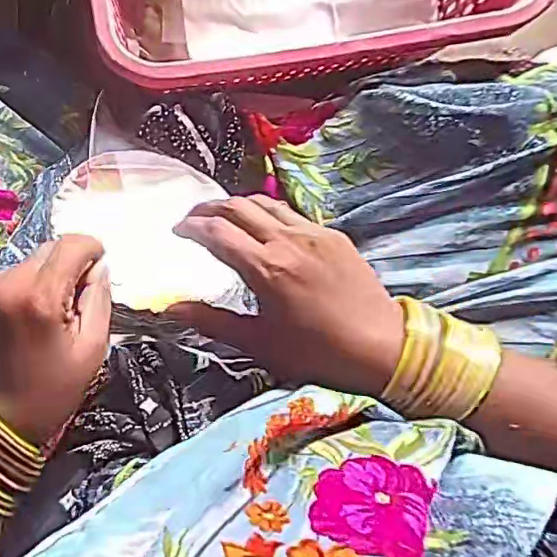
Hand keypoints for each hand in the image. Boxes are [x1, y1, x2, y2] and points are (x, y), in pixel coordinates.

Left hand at [0, 235, 112, 442]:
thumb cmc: (49, 392)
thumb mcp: (92, 349)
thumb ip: (99, 299)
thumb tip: (98, 268)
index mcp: (39, 297)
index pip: (71, 244)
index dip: (92, 250)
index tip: (98, 267)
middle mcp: (6, 284)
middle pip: (48, 249)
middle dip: (67, 266)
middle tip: (74, 299)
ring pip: (28, 262)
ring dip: (44, 277)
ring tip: (48, 314)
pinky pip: (7, 277)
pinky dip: (22, 288)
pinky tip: (26, 318)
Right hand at [168, 196, 403, 395]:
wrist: (383, 347)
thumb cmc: (317, 352)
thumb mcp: (259, 343)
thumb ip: (212, 321)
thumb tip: (173, 308)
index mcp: (266, 268)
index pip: (217, 232)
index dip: (191, 227)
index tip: (178, 231)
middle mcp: (287, 241)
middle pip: (237, 206)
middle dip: (208, 208)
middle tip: (193, 219)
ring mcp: (313, 233)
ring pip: (265, 203)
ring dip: (237, 205)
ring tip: (223, 217)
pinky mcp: (333, 235)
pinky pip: (291, 213)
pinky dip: (267, 214)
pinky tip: (264, 229)